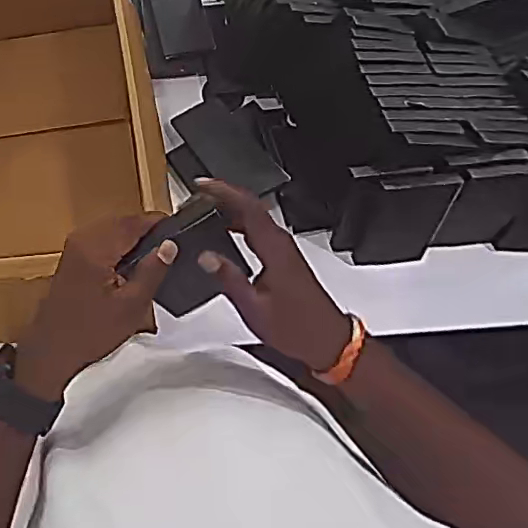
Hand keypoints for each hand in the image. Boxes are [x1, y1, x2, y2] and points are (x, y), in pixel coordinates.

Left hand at [15, 213, 177, 400]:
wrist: (54, 350)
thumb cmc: (90, 333)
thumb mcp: (131, 305)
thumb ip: (152, 271)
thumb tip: (169, 246)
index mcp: (95, 247)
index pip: (132, 222)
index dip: (158, 224)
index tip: (179, 232)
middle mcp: (81, 239)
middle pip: (122, 223)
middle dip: (146, 232)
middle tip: (170, 249)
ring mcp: (74, 246)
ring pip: (112, 230)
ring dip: (132, 240)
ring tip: (155, 260)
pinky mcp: (73, 256)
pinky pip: (102, 240)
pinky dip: (119, 247)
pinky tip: (132, 267)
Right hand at [194, 178, 350, 371]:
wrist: (329, 343)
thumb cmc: (299, 328)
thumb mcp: (254, 308)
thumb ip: (228, 278)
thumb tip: (206, 257)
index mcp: (274, 250)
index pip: (248, 207)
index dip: (224, 191)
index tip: (203, 185)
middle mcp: (281, 244)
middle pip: (252, 206)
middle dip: (223, 195)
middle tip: (198, 194)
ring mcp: (284, 249)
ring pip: (255, 216)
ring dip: (231, 208)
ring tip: (206, 208)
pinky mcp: (284, 257)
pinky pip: (259, 228)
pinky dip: (240, 222)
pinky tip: (225, 230)